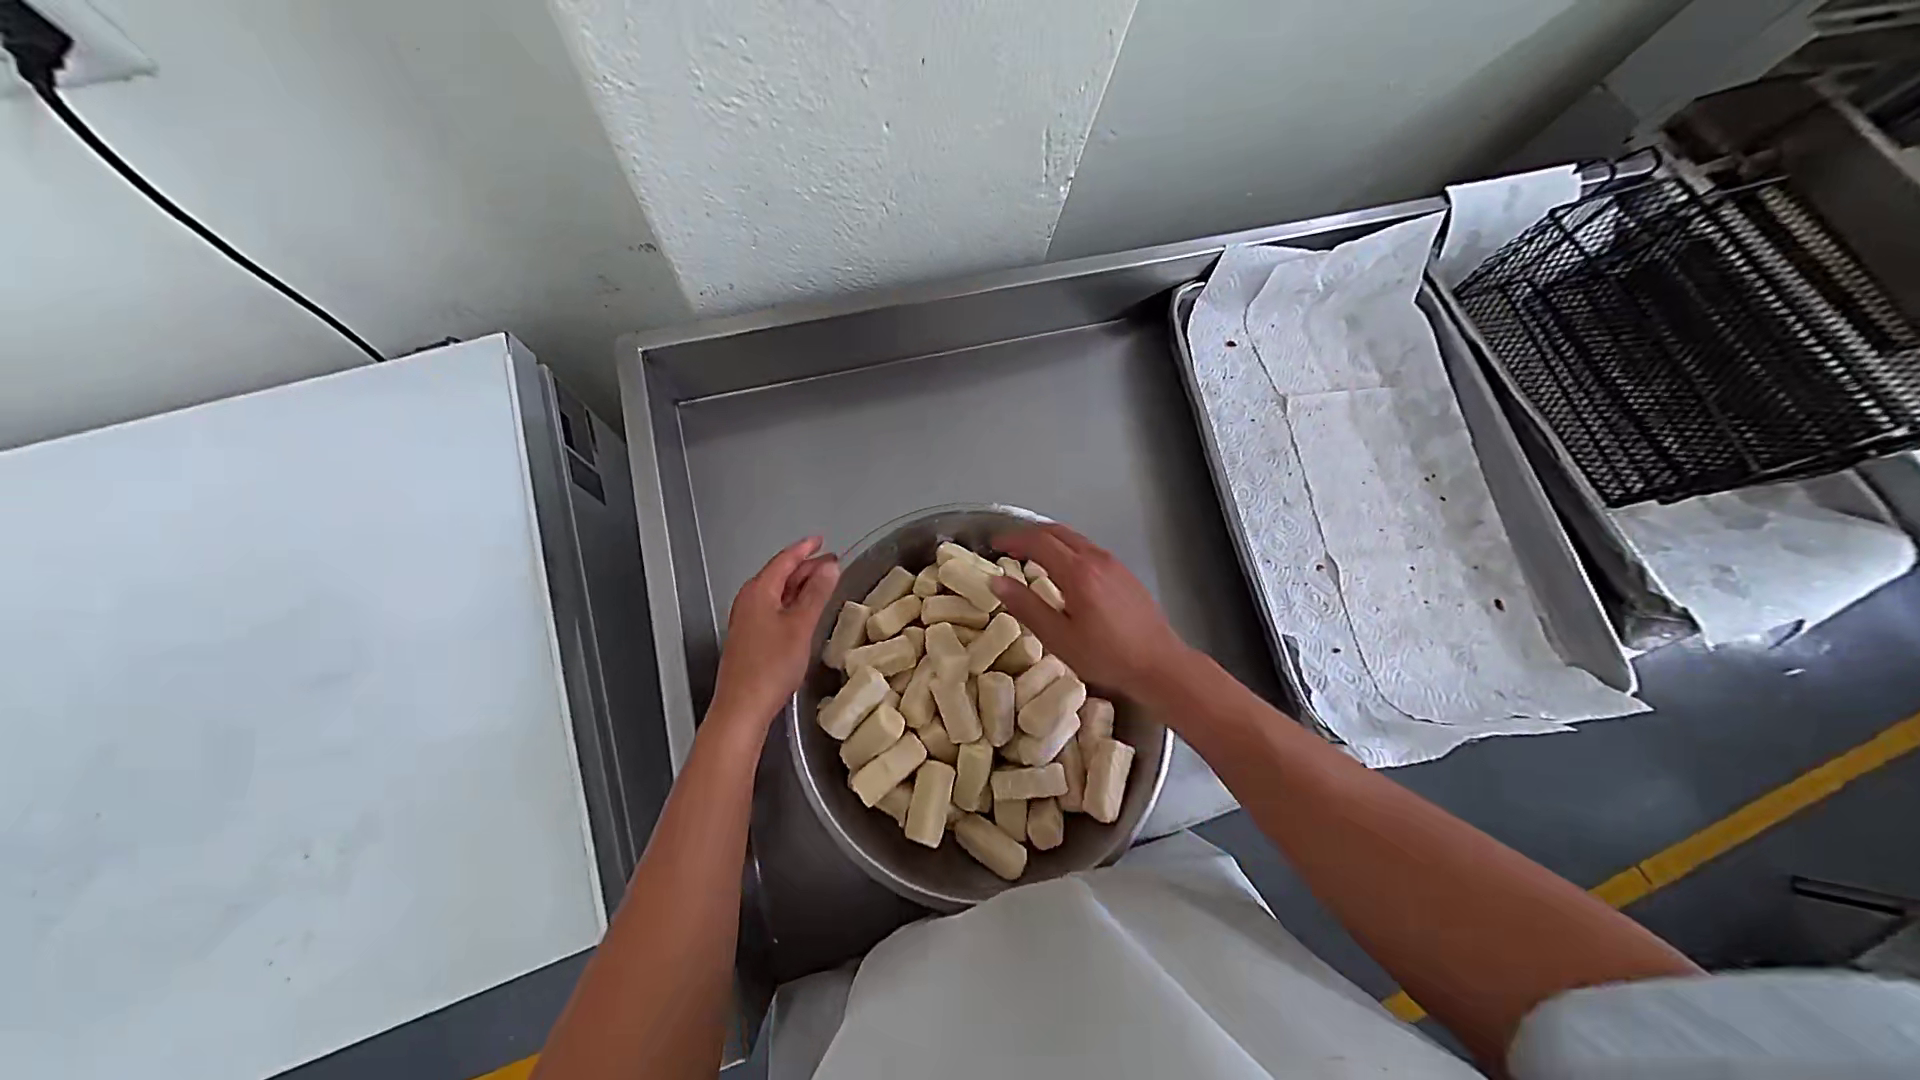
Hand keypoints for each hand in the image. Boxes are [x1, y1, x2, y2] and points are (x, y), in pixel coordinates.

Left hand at [710, 537, 840, 727]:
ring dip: (801, 585)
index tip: (821, 540)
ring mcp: (748, 620)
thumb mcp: (800, 626)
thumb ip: (816, 593)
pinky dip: (793, 602)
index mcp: (758, 592)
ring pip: (778, 592)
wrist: (742, 707)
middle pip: (780, 575)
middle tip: (831, 562)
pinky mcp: (751, 637)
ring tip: (824, 582)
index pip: (784, 560)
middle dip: (806, 566)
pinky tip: (806, 610)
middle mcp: (749, 601)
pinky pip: (775, 608)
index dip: (805, 548)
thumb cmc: (771, 666)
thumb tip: (830, 567)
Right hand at [989, 524, 1193, 703]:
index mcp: (1078, 571)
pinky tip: (1064, 573)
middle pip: (1057, 532)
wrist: (1159, 665)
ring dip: (1050, 541)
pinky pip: (1089, 550)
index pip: (1039, 541)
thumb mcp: (1058, 637)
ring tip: (1031, 558)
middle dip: (1029, 535)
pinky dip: (1068, 550)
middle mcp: (1097, 559)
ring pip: (1075, 539)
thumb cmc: (1107, 656)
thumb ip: (1026, 606)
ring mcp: (1114, 564)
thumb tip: (998, 582)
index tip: (996, 545)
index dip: (1014, 539)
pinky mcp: (1125, 574)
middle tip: (1010, 547)